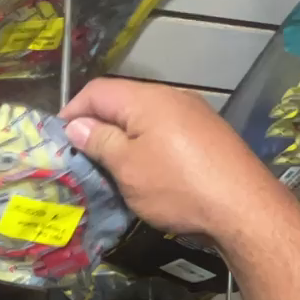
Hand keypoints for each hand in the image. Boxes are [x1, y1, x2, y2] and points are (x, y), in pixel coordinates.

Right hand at [59, 78, 274, 236]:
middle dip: (95, 126)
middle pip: (121, 103)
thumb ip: (99, 141)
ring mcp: (193, 116)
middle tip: (79, 158)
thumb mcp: (127, 167)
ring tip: (107, 169)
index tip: (57, 140)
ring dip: (120, 139)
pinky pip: (164, 133)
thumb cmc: (176, 186)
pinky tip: (142, 173)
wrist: (242, 208)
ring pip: (143, 120)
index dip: (72, 112)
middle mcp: (171, 99)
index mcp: (147, 99)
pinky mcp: (206, 137)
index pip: (97, 91)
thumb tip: (76, 125)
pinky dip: (145, 148)